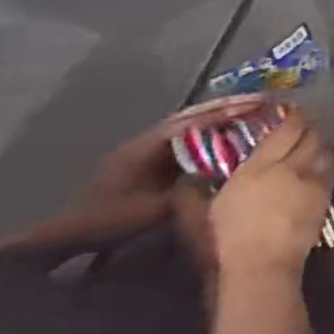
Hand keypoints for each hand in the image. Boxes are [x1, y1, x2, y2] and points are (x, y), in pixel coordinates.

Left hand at [0, 94, 269, 251]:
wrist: (70, 233)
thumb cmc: (110, 220)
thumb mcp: (153, 210)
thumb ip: (189, 190)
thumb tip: (227, 177)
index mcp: (147, 147)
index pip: (192, 122)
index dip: (225, 113)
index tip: (257, 105)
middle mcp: (148, 140)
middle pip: (192, 115)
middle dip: (227, 106)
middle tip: (263, 100)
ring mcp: (149, 148)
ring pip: (190, 123)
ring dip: (220, 114)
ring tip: (254, 110)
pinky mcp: (153, 159)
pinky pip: (188, 137)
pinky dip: (212, 130)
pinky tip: (232, 133)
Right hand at [204, 111, 333, 279]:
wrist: (262, 268)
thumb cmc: (224, 242)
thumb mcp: (197, 215)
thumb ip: (192, 192)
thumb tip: (190, 179)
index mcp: (259, 167)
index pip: (286, 131)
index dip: (293, 117)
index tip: (293, 109)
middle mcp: (292, 170)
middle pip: (312, 138)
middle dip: (311, 127)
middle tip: (307, 122)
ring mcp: (313, 186)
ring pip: (325, 154)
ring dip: (321, 144)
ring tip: (315, 141)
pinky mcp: (325, 203)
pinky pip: (330, 174)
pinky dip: (327, 164)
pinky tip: (321, 166)